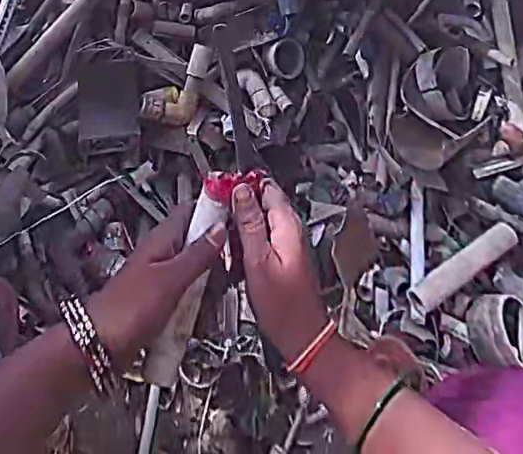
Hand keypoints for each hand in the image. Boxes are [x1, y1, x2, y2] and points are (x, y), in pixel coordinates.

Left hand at [85, 202, 226, 358]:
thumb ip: (197, 254)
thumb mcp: (171, 279)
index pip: (191, 210)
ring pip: (193, 269)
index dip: (213, 210)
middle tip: (230, 265)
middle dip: (215, 253)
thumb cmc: (127, 309)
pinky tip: (201, 313)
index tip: (234, 217)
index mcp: (161, 238)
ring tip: (216, 293)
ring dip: (207, 281)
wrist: (100, 346)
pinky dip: (196, 300)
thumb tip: (219, 228)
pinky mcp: (159, 300)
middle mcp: (160, 253)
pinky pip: (186, 293)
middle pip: (196, 241)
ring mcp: (160, 276)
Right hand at [234, 179, 331, 361]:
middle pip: (263, 199)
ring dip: (243, 220)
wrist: (302, 338)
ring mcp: (288, 240)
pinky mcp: (284, 253)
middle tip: (220, 211)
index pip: (266, 186)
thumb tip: (241, 192)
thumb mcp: (258, 261)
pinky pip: (263, 233)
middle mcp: (291, 228)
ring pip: (261, 216)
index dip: (243, 184)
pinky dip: (248, 236)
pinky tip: (238, 249)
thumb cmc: (283, 308)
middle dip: (240, 202)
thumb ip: (249, 223)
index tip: (224, 188)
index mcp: (287, 225)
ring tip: (227, 233)